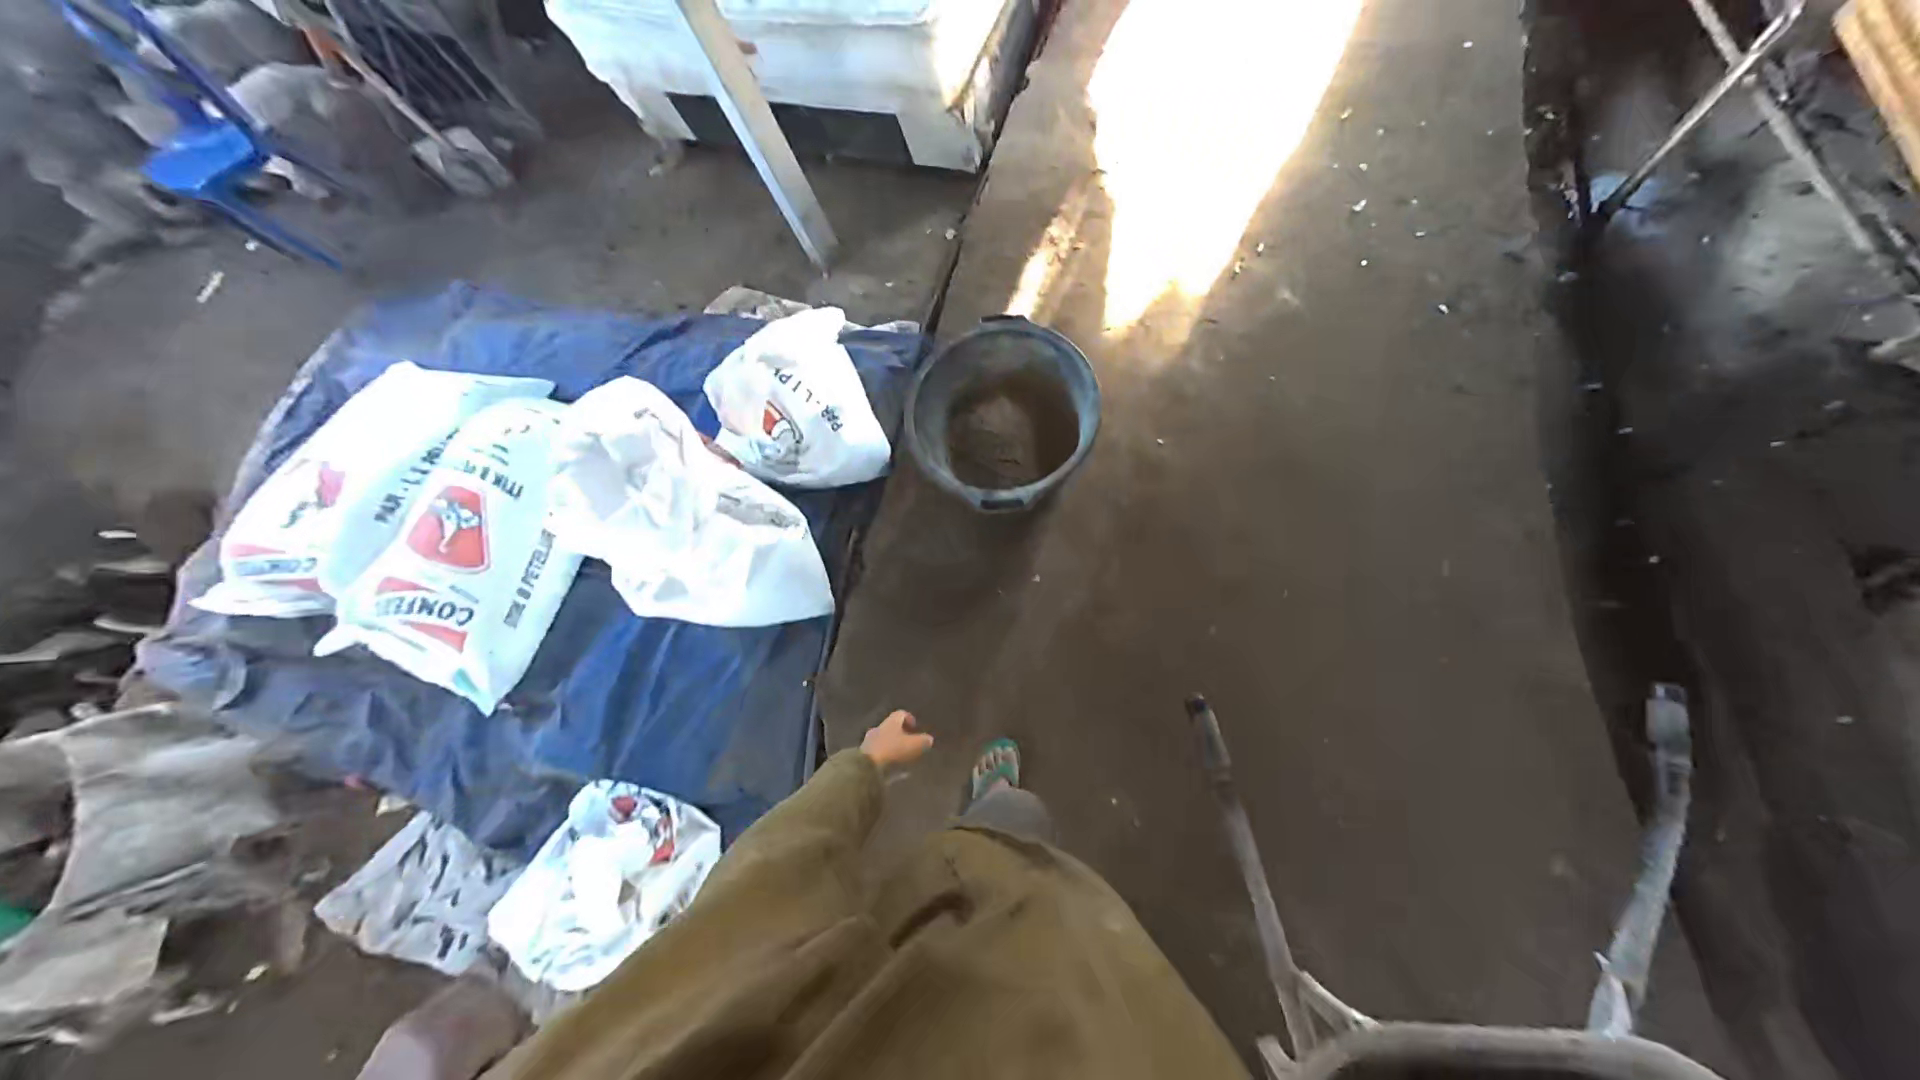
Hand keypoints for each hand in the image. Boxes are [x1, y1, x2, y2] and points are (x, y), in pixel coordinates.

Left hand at [860, 710, 932, 768]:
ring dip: (893, 748)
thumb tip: (929, 739)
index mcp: (890, 722)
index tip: (914, 726)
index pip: (900, 714)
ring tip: (903, 758)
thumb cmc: (893, 750)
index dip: (908, 718)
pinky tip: (895, 770)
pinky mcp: (864, 757)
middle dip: (900, 734)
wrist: (866, 767)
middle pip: (891, 728)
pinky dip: (888, 760)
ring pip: (884, 742)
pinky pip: (880, 756)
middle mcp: (879, 729)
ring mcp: (870, 743)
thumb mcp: (914, 745)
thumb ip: (923, 741)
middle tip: (910, 742)